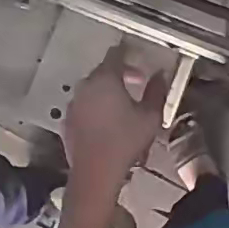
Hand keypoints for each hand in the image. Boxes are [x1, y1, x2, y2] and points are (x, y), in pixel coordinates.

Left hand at [62, 47, 167, 198]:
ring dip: (106, 92)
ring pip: (91, 89)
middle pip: (102, 71)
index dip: (129, 57)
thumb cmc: (126, 141)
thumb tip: (161, 75)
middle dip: (120, 76)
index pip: (115, 54)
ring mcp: (73, 103)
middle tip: (136, 86)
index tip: (139, 67)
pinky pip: (83, 106)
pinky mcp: (67, 121)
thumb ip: (157, 91)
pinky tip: (106, 124)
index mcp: (105, 79)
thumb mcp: (150, 116)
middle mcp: (85, 86)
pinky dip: (94, 108)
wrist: (95, 173)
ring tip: (122, 107)